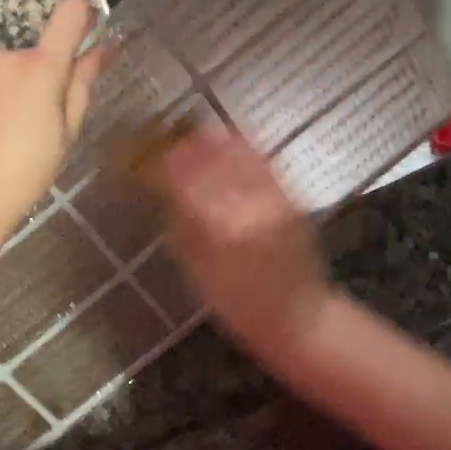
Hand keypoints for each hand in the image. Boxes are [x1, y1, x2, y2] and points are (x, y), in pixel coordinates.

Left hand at [0, 0, 107, 244]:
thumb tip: (103, 48)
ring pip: (7, 71)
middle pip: (37, 54)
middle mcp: (7, 57)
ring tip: (9, 132)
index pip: (70, 14)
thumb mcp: (67, 133)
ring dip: (14, 89)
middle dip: (44, 77)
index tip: (88, 34)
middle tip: (42, 122)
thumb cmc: (28, 171)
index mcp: (42, 67)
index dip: (83, 17)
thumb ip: (83, 84)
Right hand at [155, 127, 332, 356]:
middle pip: (215, 169)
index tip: (153, 156)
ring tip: (198, 131)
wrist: (297, 318)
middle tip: (171, 139)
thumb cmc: (239, 304)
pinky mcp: (291, 200)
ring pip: (241, 163)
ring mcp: (274, 202)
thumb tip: (165, 195)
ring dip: (218, 144)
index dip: (170, 168)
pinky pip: (266, 167)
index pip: (189, 187)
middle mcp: (249, 211)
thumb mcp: (199, 274)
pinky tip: (234, 136)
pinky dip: (247, 149)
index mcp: (220, 232)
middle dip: (191, 151)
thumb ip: (183, 231)